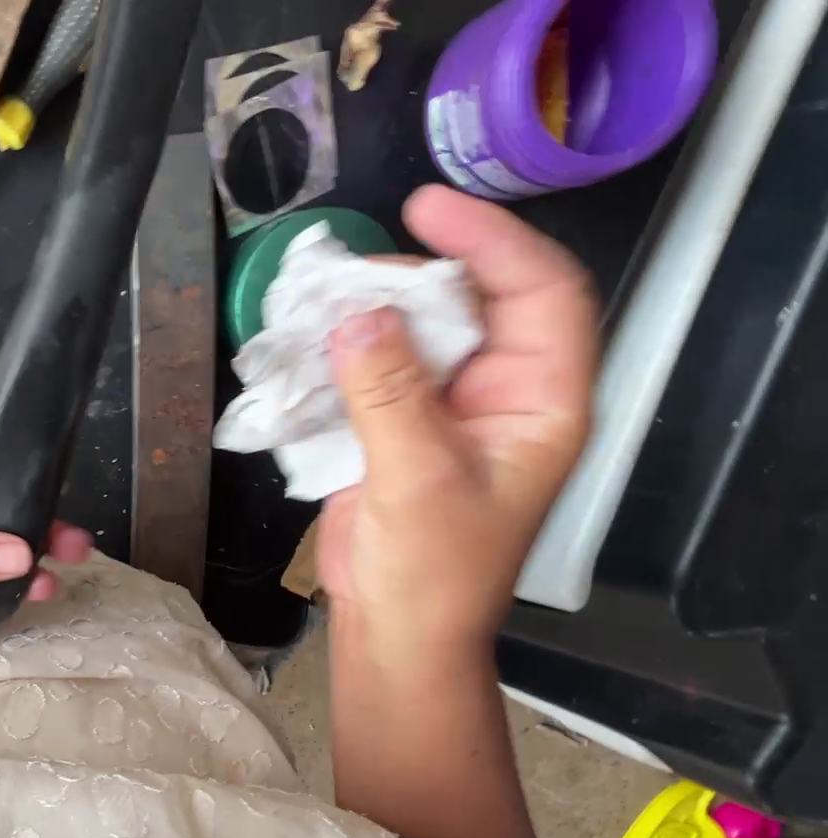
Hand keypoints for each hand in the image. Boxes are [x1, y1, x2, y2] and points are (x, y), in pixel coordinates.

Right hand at [317, 185, 596, 662]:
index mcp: (538, 400)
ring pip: (411, 337)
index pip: (537, 294)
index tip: (426, 209)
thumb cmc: (433, 567)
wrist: (393, 625)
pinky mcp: (390, 429)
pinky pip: (368, 373)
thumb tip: (354, 319)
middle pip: (468, 306)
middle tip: (351, 272)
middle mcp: (494, 394)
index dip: (491, 242)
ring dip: (365, 317)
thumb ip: (389, 395)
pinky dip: (335, 357)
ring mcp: (439, 411)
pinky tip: (303, 349)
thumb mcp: (418, 477)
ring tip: (318, 302)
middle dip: (412, 280)